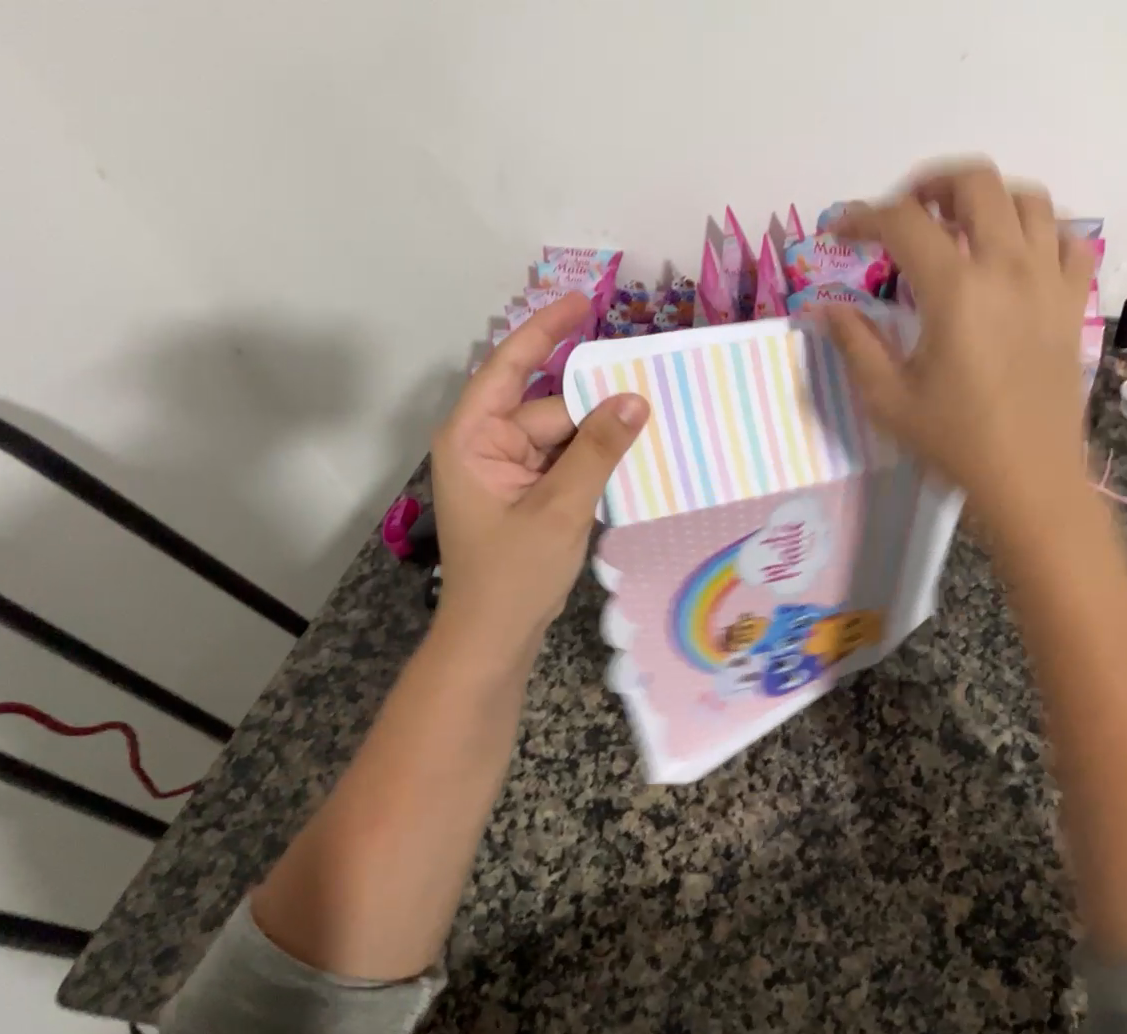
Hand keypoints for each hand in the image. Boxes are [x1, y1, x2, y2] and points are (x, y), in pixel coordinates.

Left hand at [427, 293, 647, 674]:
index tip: (583, 303)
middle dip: (594, 405)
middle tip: (650, 392)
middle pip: (548, 408)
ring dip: (600, 437)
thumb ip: (598, 450)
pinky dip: (595, 460)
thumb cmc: (514, 574)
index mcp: (473, 438)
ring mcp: (508, 471)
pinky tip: (632, 457)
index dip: (545, 332)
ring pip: (563, 436)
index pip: (509, 369)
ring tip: (652, 425)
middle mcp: (487, 445)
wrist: (496, 637)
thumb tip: (635, 400)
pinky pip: (566, 462)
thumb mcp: (561, 507)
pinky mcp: (528, 494)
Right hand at [820, 159, 1094, 525]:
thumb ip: (855, 344)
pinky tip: (1020, 259)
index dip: (863, 216)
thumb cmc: (956, 442)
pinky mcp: (1074, 304)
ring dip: (990, 201)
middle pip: (975, 181)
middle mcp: (1007, 268)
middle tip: (908, 215)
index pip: (903, 221)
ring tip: (964, 227)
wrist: (1031, 479)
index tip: (842, 232)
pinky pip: (1071, 242)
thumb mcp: (889, 399)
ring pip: (1030, 200)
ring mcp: (1049, 282)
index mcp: (955, 289)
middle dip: (932, 184)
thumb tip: (826, 308)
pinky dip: (1044, 234)